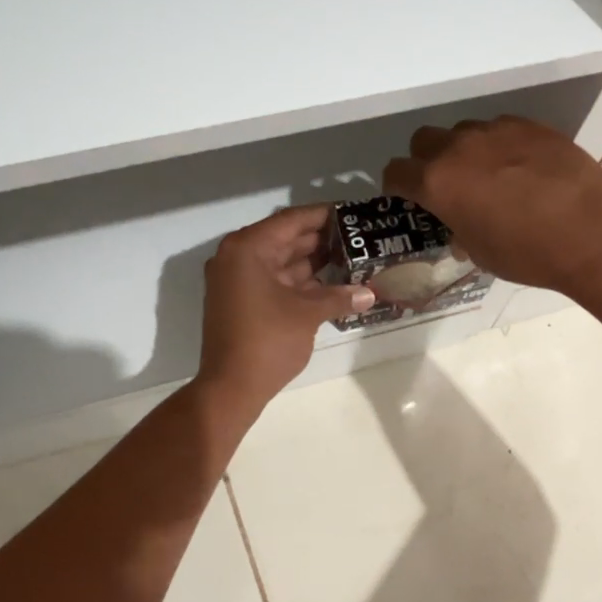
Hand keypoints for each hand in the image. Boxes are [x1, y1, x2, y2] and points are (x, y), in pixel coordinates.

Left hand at [196, 205, 374, 404]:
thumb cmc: (267, 342)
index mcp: (248, 249)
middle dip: (321, 241)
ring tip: (351, 262)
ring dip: (314, 264)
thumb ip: (338, 298)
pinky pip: (275, 283)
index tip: (351, 214)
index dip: (323, 216)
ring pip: (282, 263)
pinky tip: (331, 288)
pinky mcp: (242, 303)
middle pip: (285, 240)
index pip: (291, 221)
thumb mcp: (307, 315)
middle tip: (357, 240)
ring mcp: (238, 282)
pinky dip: (301, 284)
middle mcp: (238, 258)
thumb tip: (369, 294)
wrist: (231, 387)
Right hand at [383, 116, 601, 290]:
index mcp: (437, 182)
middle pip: (424, 141)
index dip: (398, 187)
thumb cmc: (527, 253)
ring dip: (466, 152)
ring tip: (490, 179)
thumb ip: (459, 232)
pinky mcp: (530, 125)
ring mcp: (496, 130)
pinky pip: (501, 130)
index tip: (410, 200)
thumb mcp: (481, 254)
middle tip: (448, 188)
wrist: (590, 231)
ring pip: (464, 132)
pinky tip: (522, 171)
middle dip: (428, 162)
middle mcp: (459, 147)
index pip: (396, 172)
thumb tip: (460, 229)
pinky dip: (500, 147)